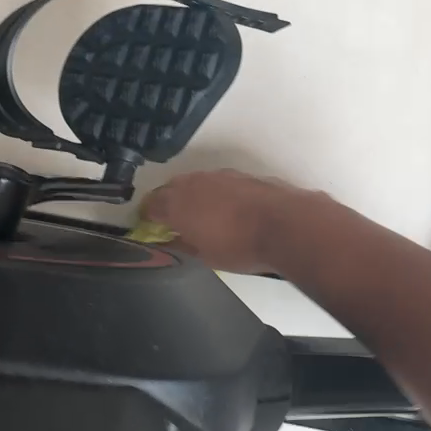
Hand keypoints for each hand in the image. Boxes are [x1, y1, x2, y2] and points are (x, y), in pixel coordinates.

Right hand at [139, 168, 316, 273]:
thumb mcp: (203, 256)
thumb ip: (181, 245)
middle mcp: (195, 182)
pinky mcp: (240, 174)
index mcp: (179, 203)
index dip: (148, 216)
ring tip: (198, 216)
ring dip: (191, 195)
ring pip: (195, 182)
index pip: (151, 204)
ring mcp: (219, 174)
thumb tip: (167, 240)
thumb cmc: (238, 245)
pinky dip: (212, 192)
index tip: (149, 226)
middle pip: (171, 188)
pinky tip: (223, 208)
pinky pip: (216, 181)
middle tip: (170, 221)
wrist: (282, 223)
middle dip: (167, 202)